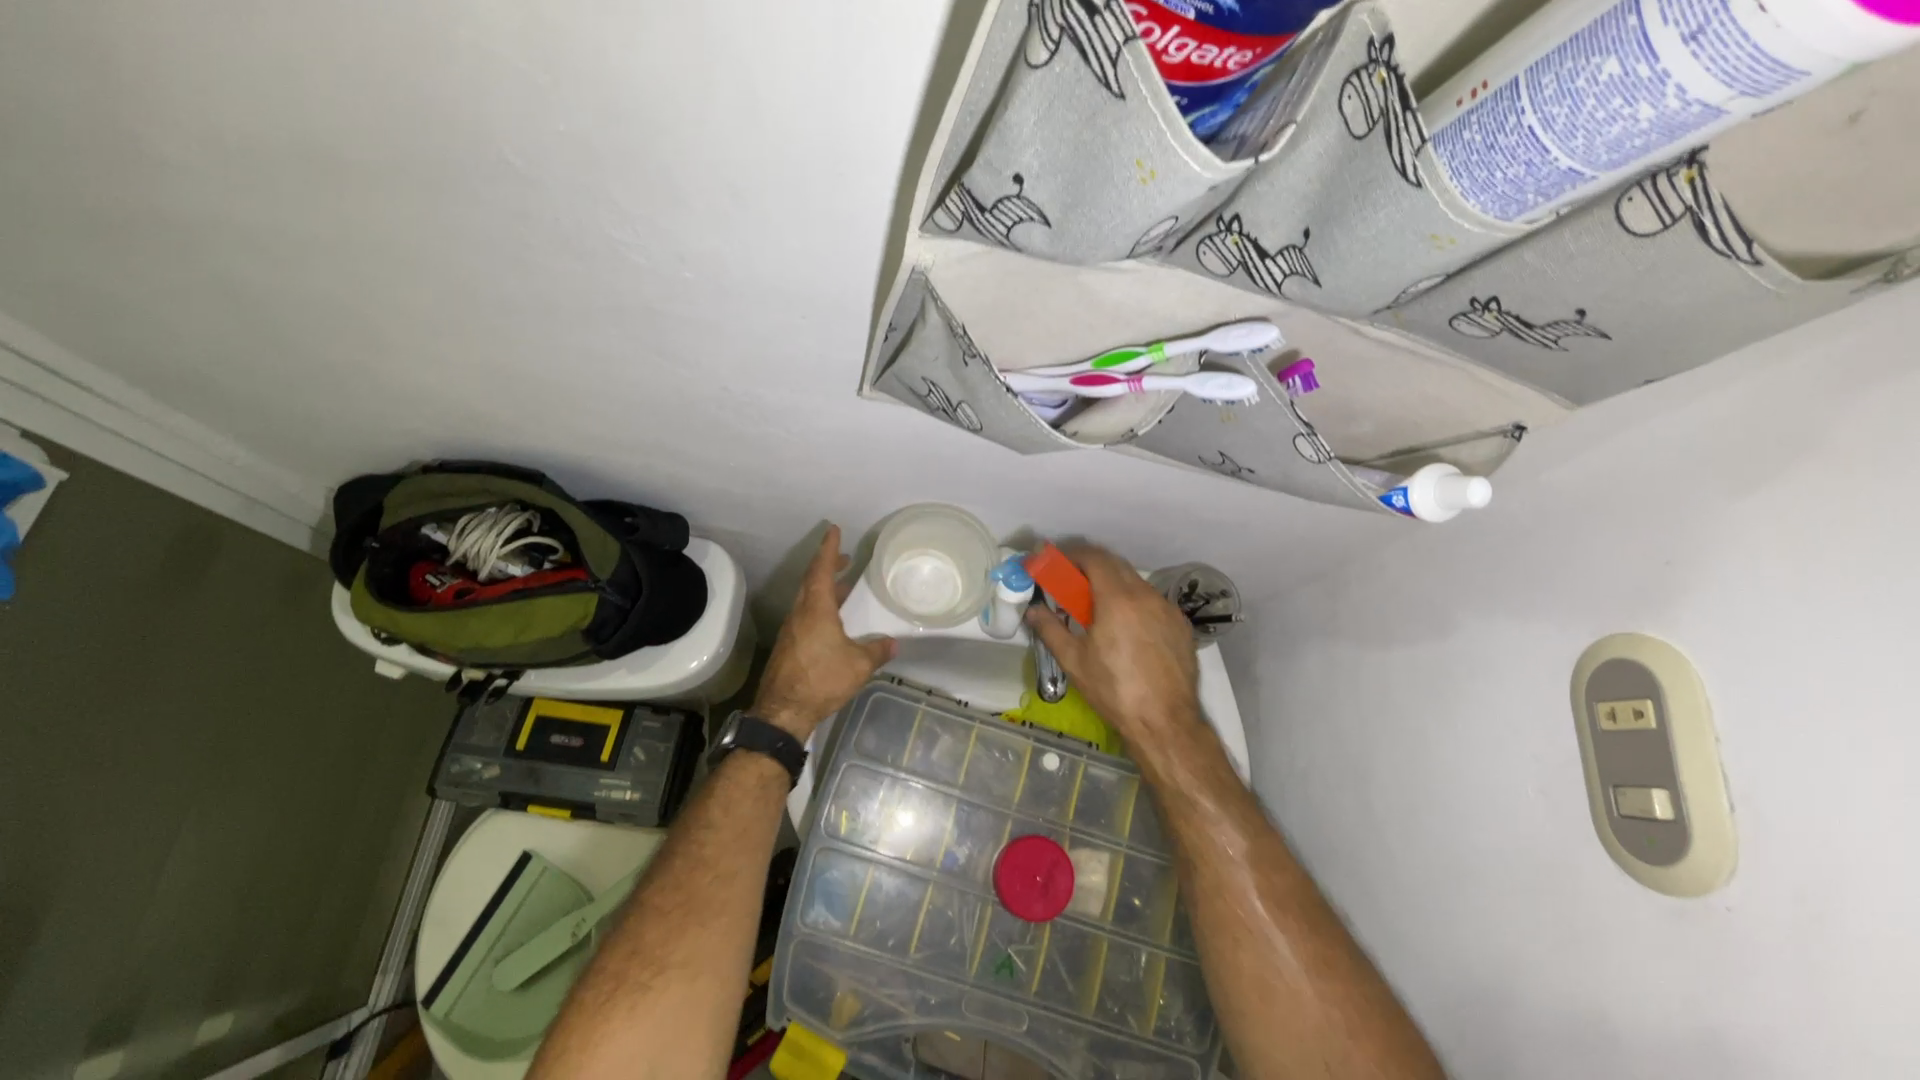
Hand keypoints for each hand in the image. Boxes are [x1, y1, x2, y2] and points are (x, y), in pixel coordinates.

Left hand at [752, 525, 895, 739]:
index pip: (822, 570)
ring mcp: (791, 630)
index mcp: (816, 609)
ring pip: (807, 600)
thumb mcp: (858, 665)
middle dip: (828, 567)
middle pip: (812, 582)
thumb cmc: (822, 680)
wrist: (783, 710)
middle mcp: (800, 614)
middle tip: (845, 559)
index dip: (829, 549)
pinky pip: (805, 617)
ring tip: (843, 589)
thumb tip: (892, 644)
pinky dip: (820, 609)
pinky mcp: (788, 647)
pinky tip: (833, 622)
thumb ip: (876, 651)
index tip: (833, 530)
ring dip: (824, 589)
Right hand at [1024, 543, 1201, 753]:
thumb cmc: (1114, 691)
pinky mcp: (1181, 625)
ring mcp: (1167, 609)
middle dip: (1091, 567)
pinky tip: (1125, 628)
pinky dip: (1134, 604)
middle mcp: (1146, 596)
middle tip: (1071, 582)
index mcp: (1118, 600)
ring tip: (1096, 609)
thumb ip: (1051, 629)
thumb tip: (1033, 611)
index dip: (1073, 555)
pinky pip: (1153, 603)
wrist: (1164, 721)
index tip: (1056, 563)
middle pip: (1116, 565)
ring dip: (1113, 586)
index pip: (1094, 558)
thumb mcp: (1074, 661)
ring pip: (1136, 584)